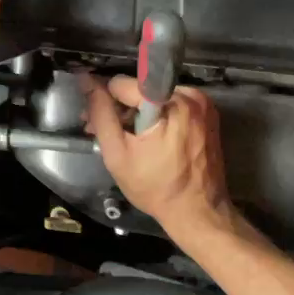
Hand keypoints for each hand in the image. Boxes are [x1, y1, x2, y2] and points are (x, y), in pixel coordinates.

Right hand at [85, 74, 240, 236]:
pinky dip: (156, 116)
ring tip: (127, 138)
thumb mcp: (117, 154)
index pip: (122, 84)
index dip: (106, 103)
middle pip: (139, 89)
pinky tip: (148, 138)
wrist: (200, 214)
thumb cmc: (156, 188)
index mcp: (170, 104)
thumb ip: (101, 113)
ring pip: (153, 95)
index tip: (97, 123)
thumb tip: (86, 80)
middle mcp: (190, 96)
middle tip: (106, 132)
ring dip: (136, 112)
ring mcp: (202, 104)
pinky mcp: (207, 113)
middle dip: (120, 109)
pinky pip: (170, 104)